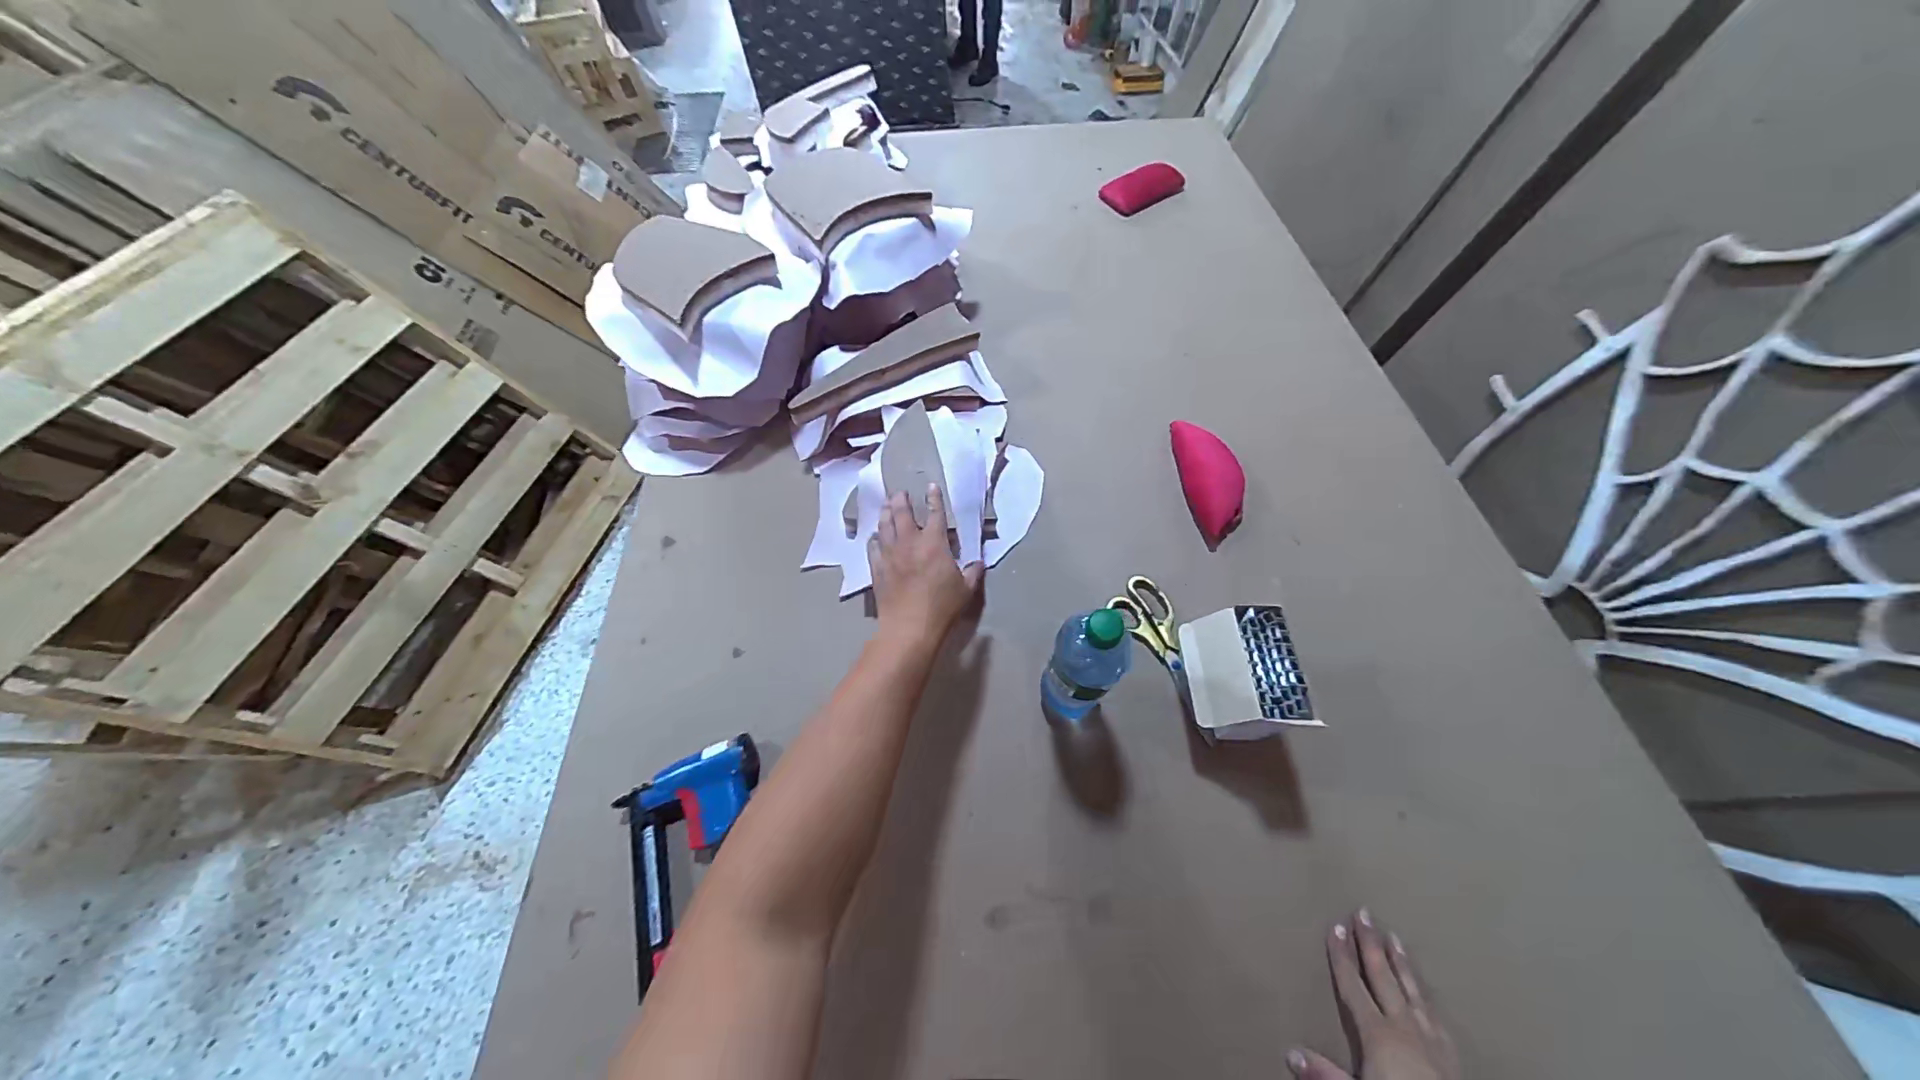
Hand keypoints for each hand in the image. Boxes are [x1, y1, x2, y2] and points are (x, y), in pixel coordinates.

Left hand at [869, 485, 983, 644]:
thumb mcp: (966, 590)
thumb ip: (972, 573)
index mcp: (934, 543)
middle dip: (901, 500)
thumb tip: (978, 563)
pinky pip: (873, 548)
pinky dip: (874, 539)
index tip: (931, 486)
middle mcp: (909, 543)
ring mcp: (890, 555)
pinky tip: (874, 537)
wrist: (909, 627)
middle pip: (902, 514)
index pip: (935, 514)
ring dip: (886, 513)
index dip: (934, 498)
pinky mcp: (877, 570)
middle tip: (900, 493)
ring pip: (884, 527)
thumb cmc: (942, 606)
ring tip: (886, 506)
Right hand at [1289, 910, 1459, 1079]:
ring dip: (1400, 961)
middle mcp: (1403, 1026)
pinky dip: (1425, 993)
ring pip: (1412, 989)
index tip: (1335, 925)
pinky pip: (1435, 1013)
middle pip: (1383, 977)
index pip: (1353, 985)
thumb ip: (1325, 1075)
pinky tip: (1424, 987)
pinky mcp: (1451, 1054)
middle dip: (1370, 944)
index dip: (1341, 955)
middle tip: (1364, 912)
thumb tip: (1290, 1051)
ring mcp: (1431, 1038)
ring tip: (1393, 935)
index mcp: (1377, 1033)